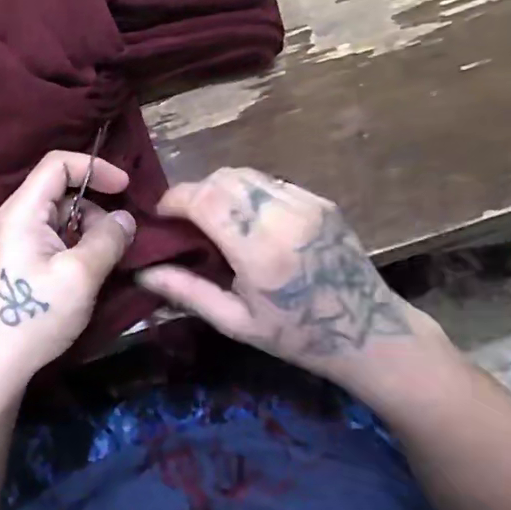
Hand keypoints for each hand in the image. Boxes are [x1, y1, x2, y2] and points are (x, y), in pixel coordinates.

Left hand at [0, 151, 137, 394]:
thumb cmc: (35, 316)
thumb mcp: (81, 275)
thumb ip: (108, 239)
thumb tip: (125, 219)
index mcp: (21, 211)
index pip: (57, 163)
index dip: (95, 167)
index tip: (126, 188)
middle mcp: (11, 219)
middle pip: (58, 190)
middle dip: (95, 204)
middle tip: (118, 239)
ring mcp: (10, 242)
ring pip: (56, 217)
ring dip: (86, 229)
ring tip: (104, 261)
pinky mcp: (14, 263)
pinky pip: (48, 238)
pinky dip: (73, 244)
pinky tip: (86, 272)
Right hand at [136, 168, 442, 388]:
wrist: (370, 332)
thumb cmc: (296, 335)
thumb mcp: (234, 322)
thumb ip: (186, 291)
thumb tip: (140, 271)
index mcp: (260, 251)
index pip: (204, 198)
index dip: (173, 200)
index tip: (161, 217)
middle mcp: (284, 217)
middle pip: (221, 178)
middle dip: (193, 192)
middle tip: (183, 220)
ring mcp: (307, 204)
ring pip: (244, 173)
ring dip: (218, 189)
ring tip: (212, 218)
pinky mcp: (320, 201)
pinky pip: (268, 182)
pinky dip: (246, 192)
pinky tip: (246, 220)